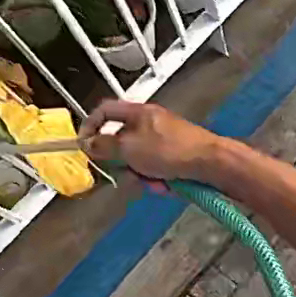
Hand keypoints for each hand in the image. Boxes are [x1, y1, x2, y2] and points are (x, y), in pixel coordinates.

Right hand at [79, 100, 225, 182]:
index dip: (90, 126)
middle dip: (124, 163)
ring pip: (140, 162)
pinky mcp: (178, 158)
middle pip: (122, 143)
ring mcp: (167, 141)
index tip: (83, 146)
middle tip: (129, 172)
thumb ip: (105, 146)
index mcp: (139, 112)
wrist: (212, 163)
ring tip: (155, 181)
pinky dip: (160, 180)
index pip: (105, 111)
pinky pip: (158, 171)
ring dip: (143, 176)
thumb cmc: (170, 150)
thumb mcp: (129, 148)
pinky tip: (168, 185)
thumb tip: (88, 144)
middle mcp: (152, 123)